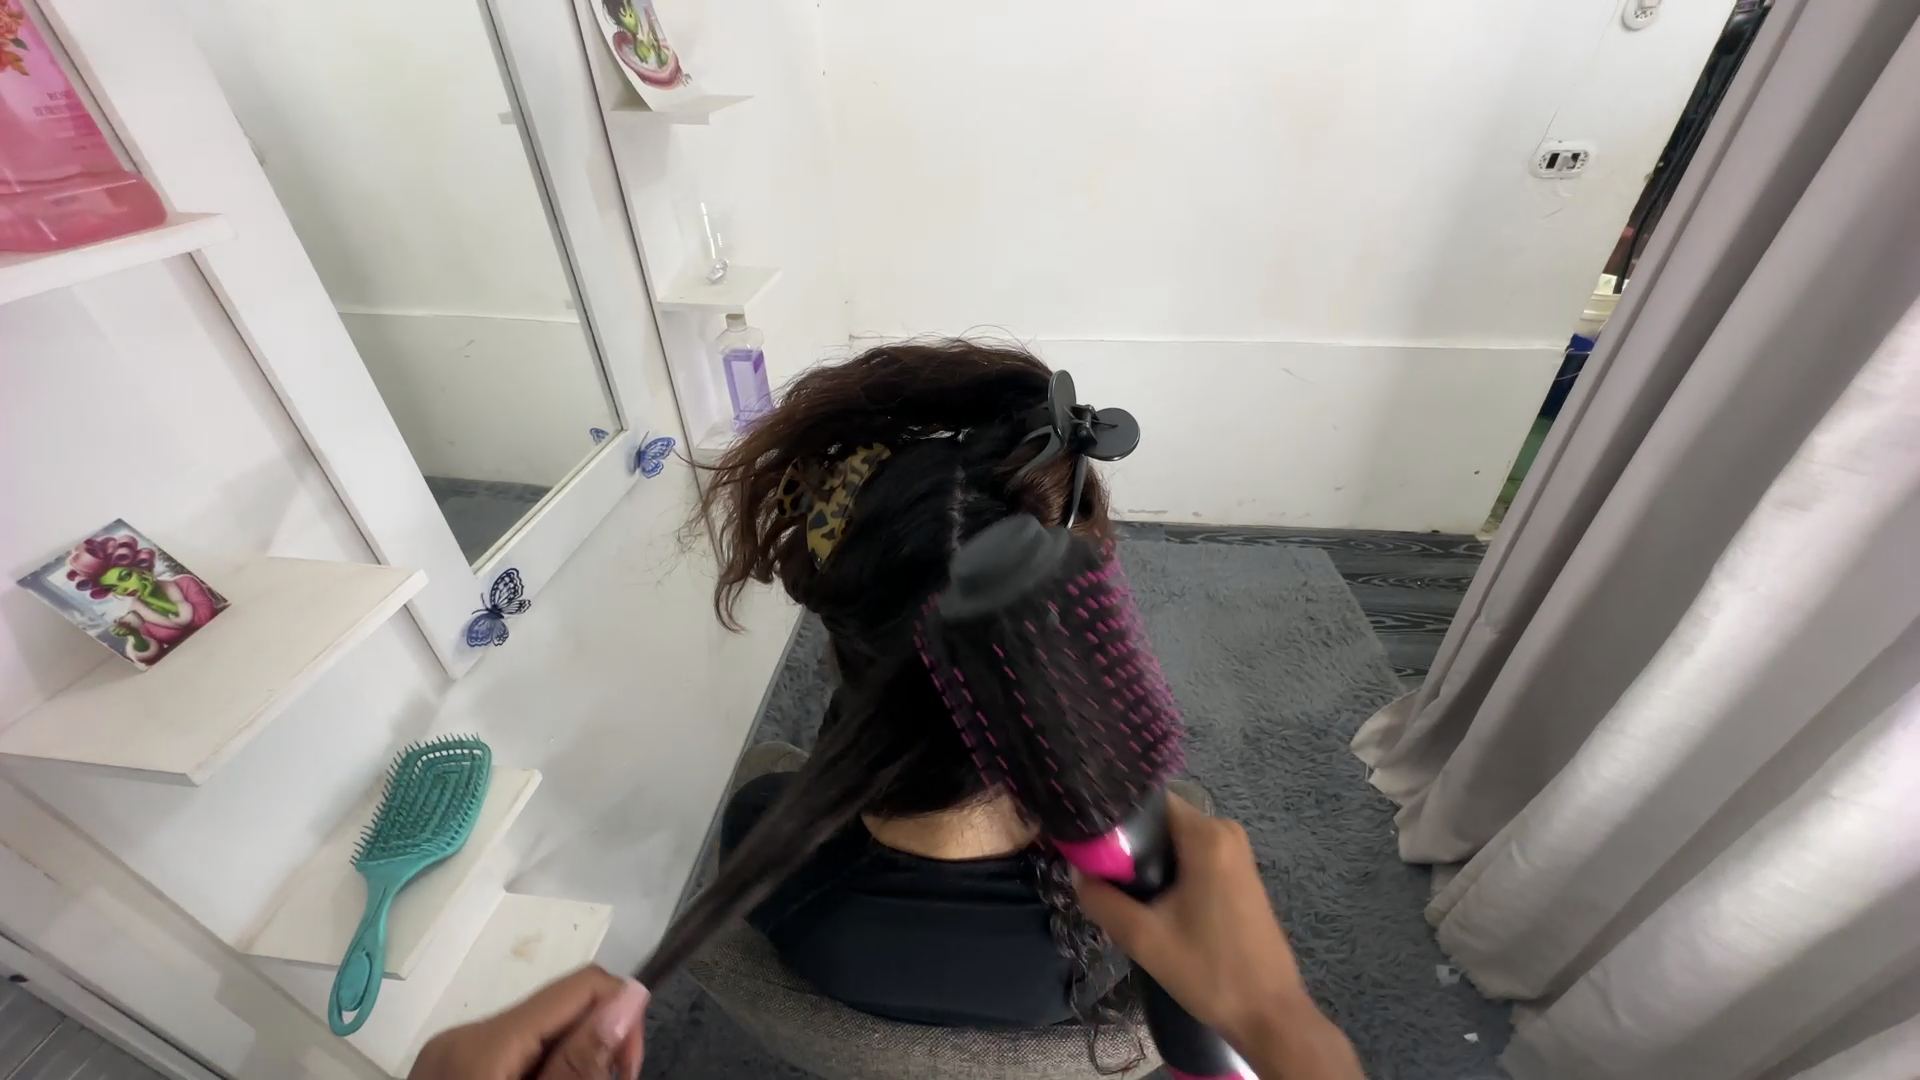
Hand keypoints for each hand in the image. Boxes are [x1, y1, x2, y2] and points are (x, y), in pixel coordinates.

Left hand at [409, 967, 647, 1079]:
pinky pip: (518, 1054)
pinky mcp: (451, 1075)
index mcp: (480, 1043)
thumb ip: (580, 1064)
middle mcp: (461, 1037)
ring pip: (544, 1033)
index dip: (621, 1019)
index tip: (626, 1075)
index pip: (582, 986)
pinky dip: (544, 1075)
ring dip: (570, 1066)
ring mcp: (451, 1058)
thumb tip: (633, 994)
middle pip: (562, 1010)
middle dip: (593, 1050)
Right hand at [1072, 797, 1365, 1078]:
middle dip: (1130, 842)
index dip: (1116, 816)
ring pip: (1175, 837)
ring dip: (1149, 857)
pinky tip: (1153, 897)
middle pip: (1160, 818)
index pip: (1148, 800)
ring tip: (1122, 887)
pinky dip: (1170, 867)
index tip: (1090, 838)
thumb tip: (1077, 872)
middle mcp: (1224, 830)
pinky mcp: (1239, 870)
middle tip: (1103, 871)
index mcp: (1206, 834)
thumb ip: (1102, 901)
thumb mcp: (1145, 939)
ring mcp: (1236, 850)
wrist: (1270, 1016)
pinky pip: (1192, 851)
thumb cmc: (1211, 971)